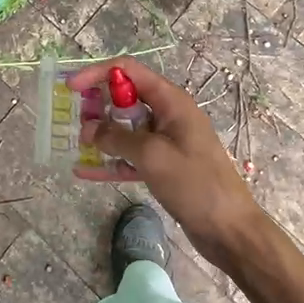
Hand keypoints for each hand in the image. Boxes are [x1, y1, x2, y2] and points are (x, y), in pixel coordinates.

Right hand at [69, 57, 260, 269]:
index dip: (98, 74)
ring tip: (79, 144)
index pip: (129, 71)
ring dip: (103, 133)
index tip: (72, 87)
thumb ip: (117, 137)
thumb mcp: (152, 155)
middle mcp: (168, 115)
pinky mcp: (164, 166)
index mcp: (170, 101)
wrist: (230, 231)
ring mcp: (166, 141)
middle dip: (99, 105)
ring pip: (127, 127)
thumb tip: (89, 129)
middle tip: (77, 122)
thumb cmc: (195, 184)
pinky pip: (131, 155)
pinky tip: (86, 171)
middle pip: (126, 97)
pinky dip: (112, 159)